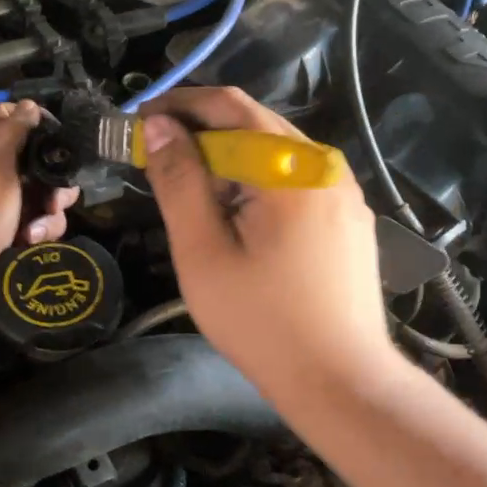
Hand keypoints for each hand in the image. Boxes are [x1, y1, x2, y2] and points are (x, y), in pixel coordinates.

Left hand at [0, 101, 79, 343]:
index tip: (60, 135)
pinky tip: (31, 245)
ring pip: (41, 197)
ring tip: (37, 231)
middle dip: (53, 179)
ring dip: (49, 213)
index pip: (7, 117)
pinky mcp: (7, 237)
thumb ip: (11, 133)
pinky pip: (36, 226)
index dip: (35, 121)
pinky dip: (39, 234)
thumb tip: (29, 104)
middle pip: (34, 162)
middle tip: (56, 197)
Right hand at [140, 87, 401, 394]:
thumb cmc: (260, 321)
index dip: (177, 105)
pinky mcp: (348, 219)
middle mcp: (325, 166)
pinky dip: (256, 180)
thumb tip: (158, 126)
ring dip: (227, 157)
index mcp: (290, 167)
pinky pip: (295, 179)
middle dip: (199, 130)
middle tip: (154, 157)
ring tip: (188, 187)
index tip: (138, 124)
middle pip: (254, 124)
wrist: (339, 381)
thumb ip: (179, 181)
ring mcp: (343, 193)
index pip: (229, 106)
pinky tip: (235, 213)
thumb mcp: (202, 251)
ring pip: (276, 152)